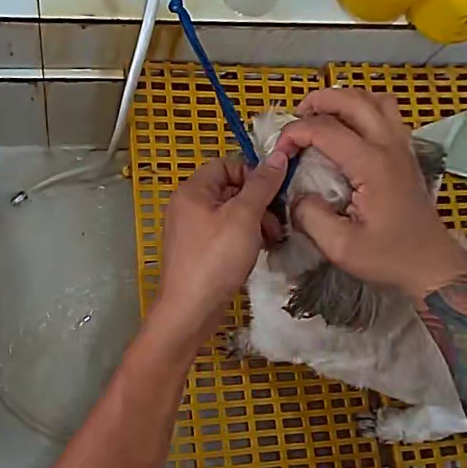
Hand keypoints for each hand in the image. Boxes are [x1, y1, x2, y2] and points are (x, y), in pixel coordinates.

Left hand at [150, 146, 292, 346]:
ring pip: (230, 215)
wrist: (191, 309)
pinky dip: (243, 239)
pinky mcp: (199, 253)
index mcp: (193, 191)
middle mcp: (188, 207)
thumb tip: (278, 158)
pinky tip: (256, 253)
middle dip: (258, 203)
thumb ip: (262, 186)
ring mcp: (192, 231)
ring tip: (270, 240)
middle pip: (229, 190)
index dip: (252, 174)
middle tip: (276, 222)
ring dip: (254, 223)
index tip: (272, 193)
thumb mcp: (244, 217)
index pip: (225, 164)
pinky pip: (225, 235)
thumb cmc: (214, 261)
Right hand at [277, 87, 466, 298]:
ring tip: (323, 117)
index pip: (325, 129)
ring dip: (345, 100)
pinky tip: (350, 130)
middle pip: (353, 99)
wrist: (432, 265)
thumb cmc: (390, 258)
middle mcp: (390, 147)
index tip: (280, 154)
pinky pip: (387, 114)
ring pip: (375, 100)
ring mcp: (403, 148)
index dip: (295, 134)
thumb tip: (295, 197)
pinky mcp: (407, 155)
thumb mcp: (340, 247)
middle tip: (296, 119)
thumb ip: (310, 217)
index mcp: (372, 165)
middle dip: (318, 101)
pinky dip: (364, 110)